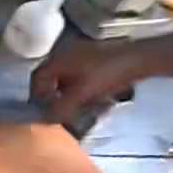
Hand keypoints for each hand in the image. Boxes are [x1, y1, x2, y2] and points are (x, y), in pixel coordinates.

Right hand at [29, 41, 143, 121]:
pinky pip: (76, 73)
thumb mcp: (80, 94)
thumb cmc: (105, 74)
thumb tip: (44, 120)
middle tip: (52, 110)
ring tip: (68, 106)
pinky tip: (83, 97)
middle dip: (48, 94)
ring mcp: (80, 52)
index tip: (39, 110)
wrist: (137, 59)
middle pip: (49, 76)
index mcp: (58, 59)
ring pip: (63, 75)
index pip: (37, 78)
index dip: (35, 96)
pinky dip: (74, 86)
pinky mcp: (93, 56)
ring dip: (62, 91)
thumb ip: (60, 108)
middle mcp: (65, 53)